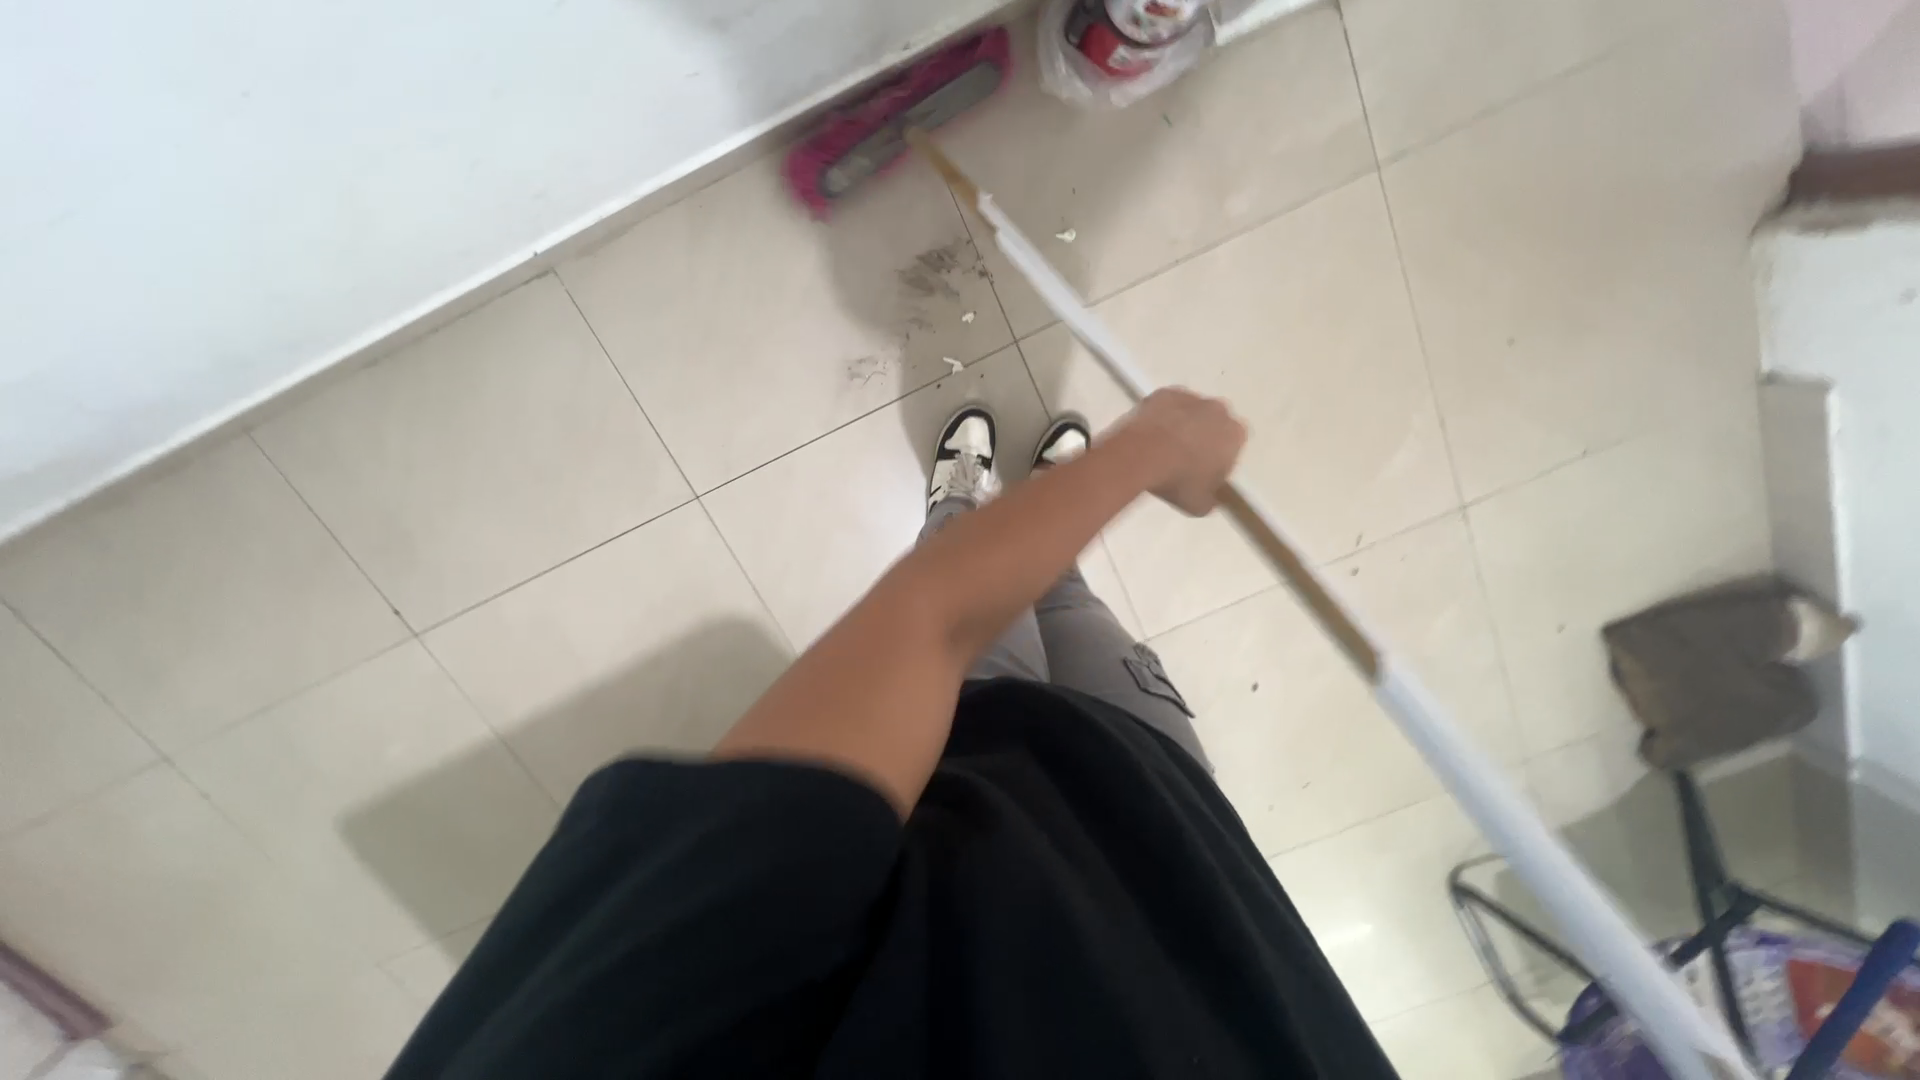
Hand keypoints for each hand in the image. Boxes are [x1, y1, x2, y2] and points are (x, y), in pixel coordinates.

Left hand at [1119, 388, 1246, 515]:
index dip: (1218, 461)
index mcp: (1235, 434)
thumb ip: (1210, 500)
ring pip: (1189, 413)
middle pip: (1213, 426)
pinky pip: (1165, 407)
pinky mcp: (1163, 392)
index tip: (1202, 474)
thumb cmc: (1177, 481)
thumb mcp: (1199, 504)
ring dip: (1180, 426)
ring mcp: (1190, 397)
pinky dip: (1159, 417)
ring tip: (1159, 449)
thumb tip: (1209, 500)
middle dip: (1201, 439)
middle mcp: (1219, 409)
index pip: (1233, 448)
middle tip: (1180, 461)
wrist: (1140, 455)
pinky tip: (1147, 434)